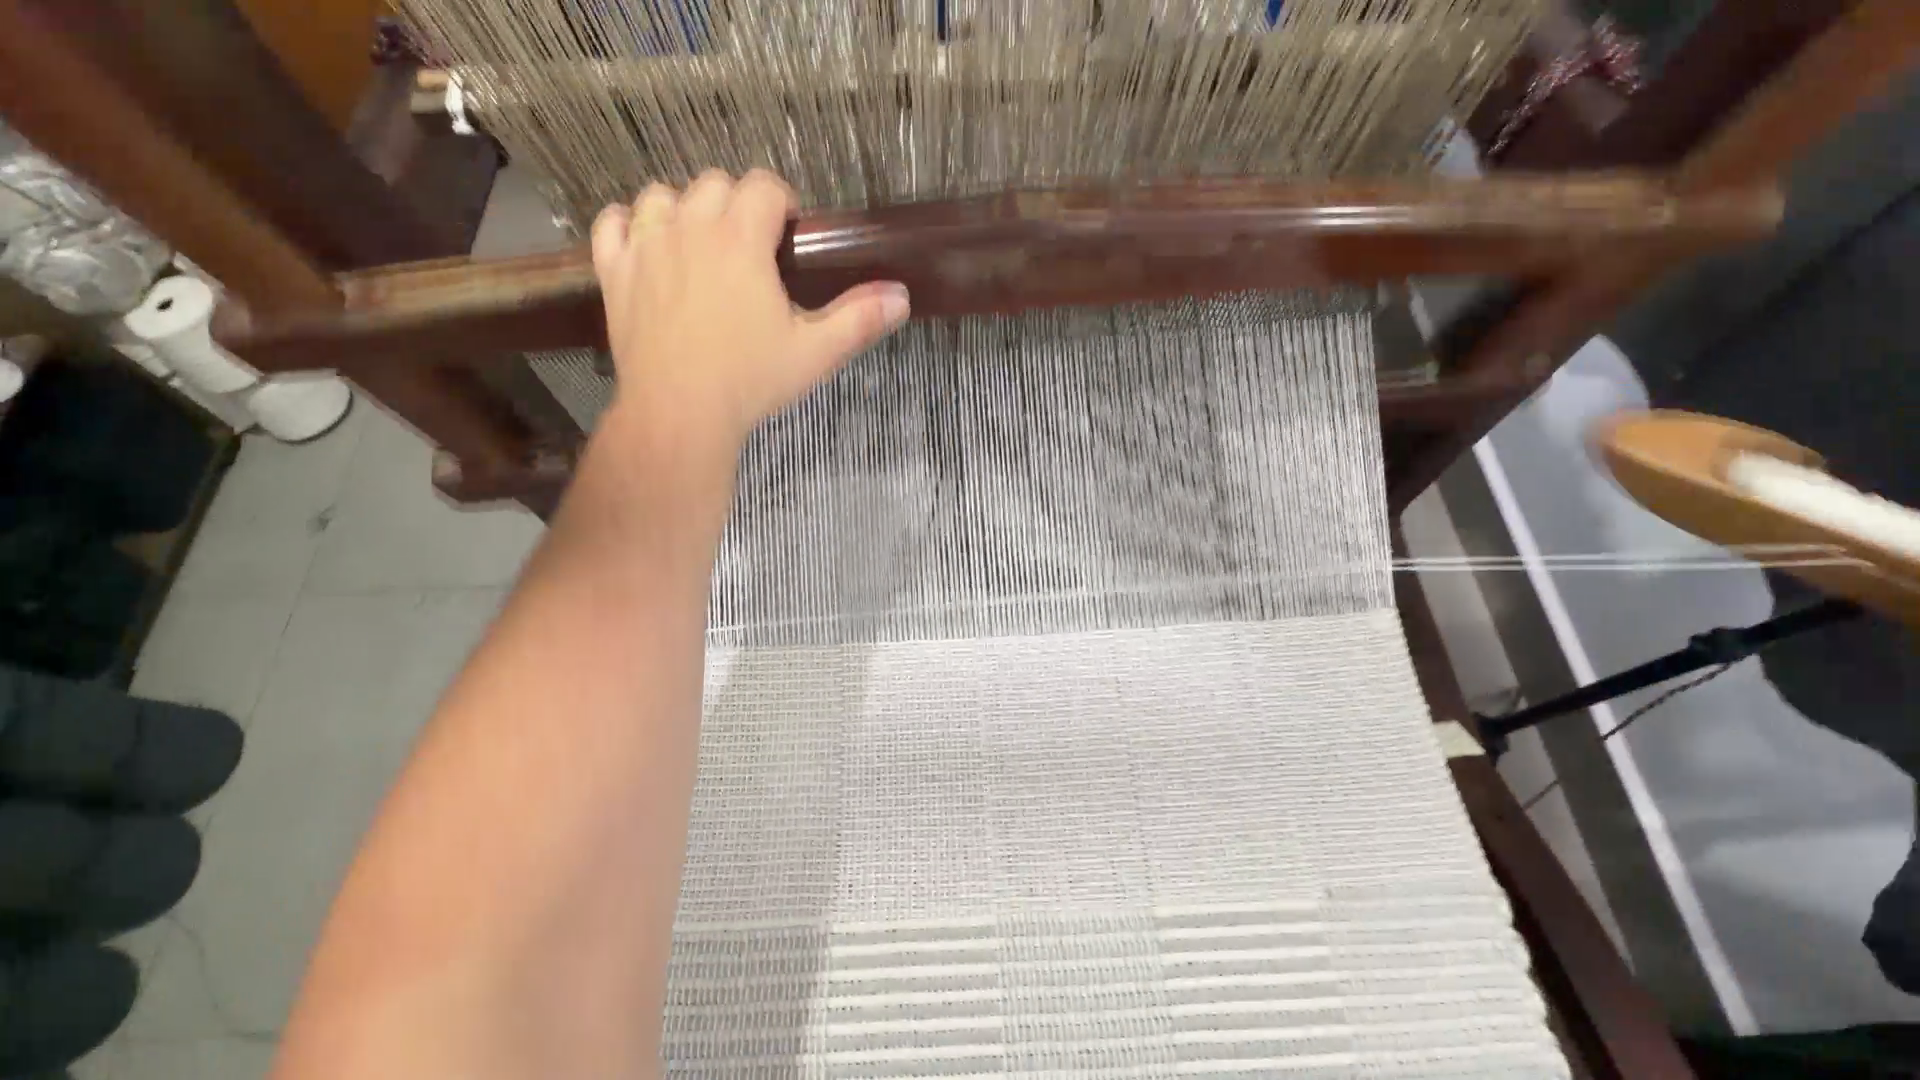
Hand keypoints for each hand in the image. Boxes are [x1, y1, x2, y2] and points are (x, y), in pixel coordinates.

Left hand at [590, 169, 910, 461]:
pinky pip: (612, 223)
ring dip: (685, 211)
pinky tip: (647, 246)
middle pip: (714, 184)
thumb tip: (901, 297)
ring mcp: (645, 248)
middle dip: (737, 206)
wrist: (678, 413)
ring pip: (663, 197)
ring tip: (702, 247)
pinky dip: (629, 226)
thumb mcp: (815, 352)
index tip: (789, 234)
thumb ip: (859, 319)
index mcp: (739, 239)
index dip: (781, 203)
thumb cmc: (749, 381)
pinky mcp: (615, 273)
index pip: (763, 185)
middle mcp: (689, 229)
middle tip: (751, 249)